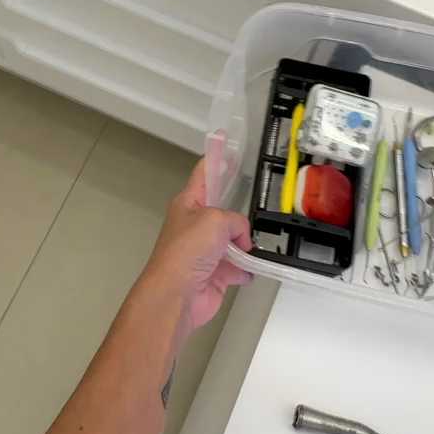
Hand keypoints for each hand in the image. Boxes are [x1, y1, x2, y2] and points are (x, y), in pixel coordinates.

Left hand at [140, 159, 253, 331]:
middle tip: (256, 207)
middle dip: (238, 212)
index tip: (224, 139)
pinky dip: (246, 270)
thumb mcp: (215, 219)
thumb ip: (236, 220)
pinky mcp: (214, 274)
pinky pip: (238, 267)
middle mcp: (196, 225)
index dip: (216, 156)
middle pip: (223, 210)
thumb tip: (242, 239)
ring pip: (234, 241)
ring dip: (245, 245)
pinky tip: (250, 269)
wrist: (177, 294)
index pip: (204, 173)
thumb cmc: (186, 251)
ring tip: (252, 247)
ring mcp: (205, 251)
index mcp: (189, 204)